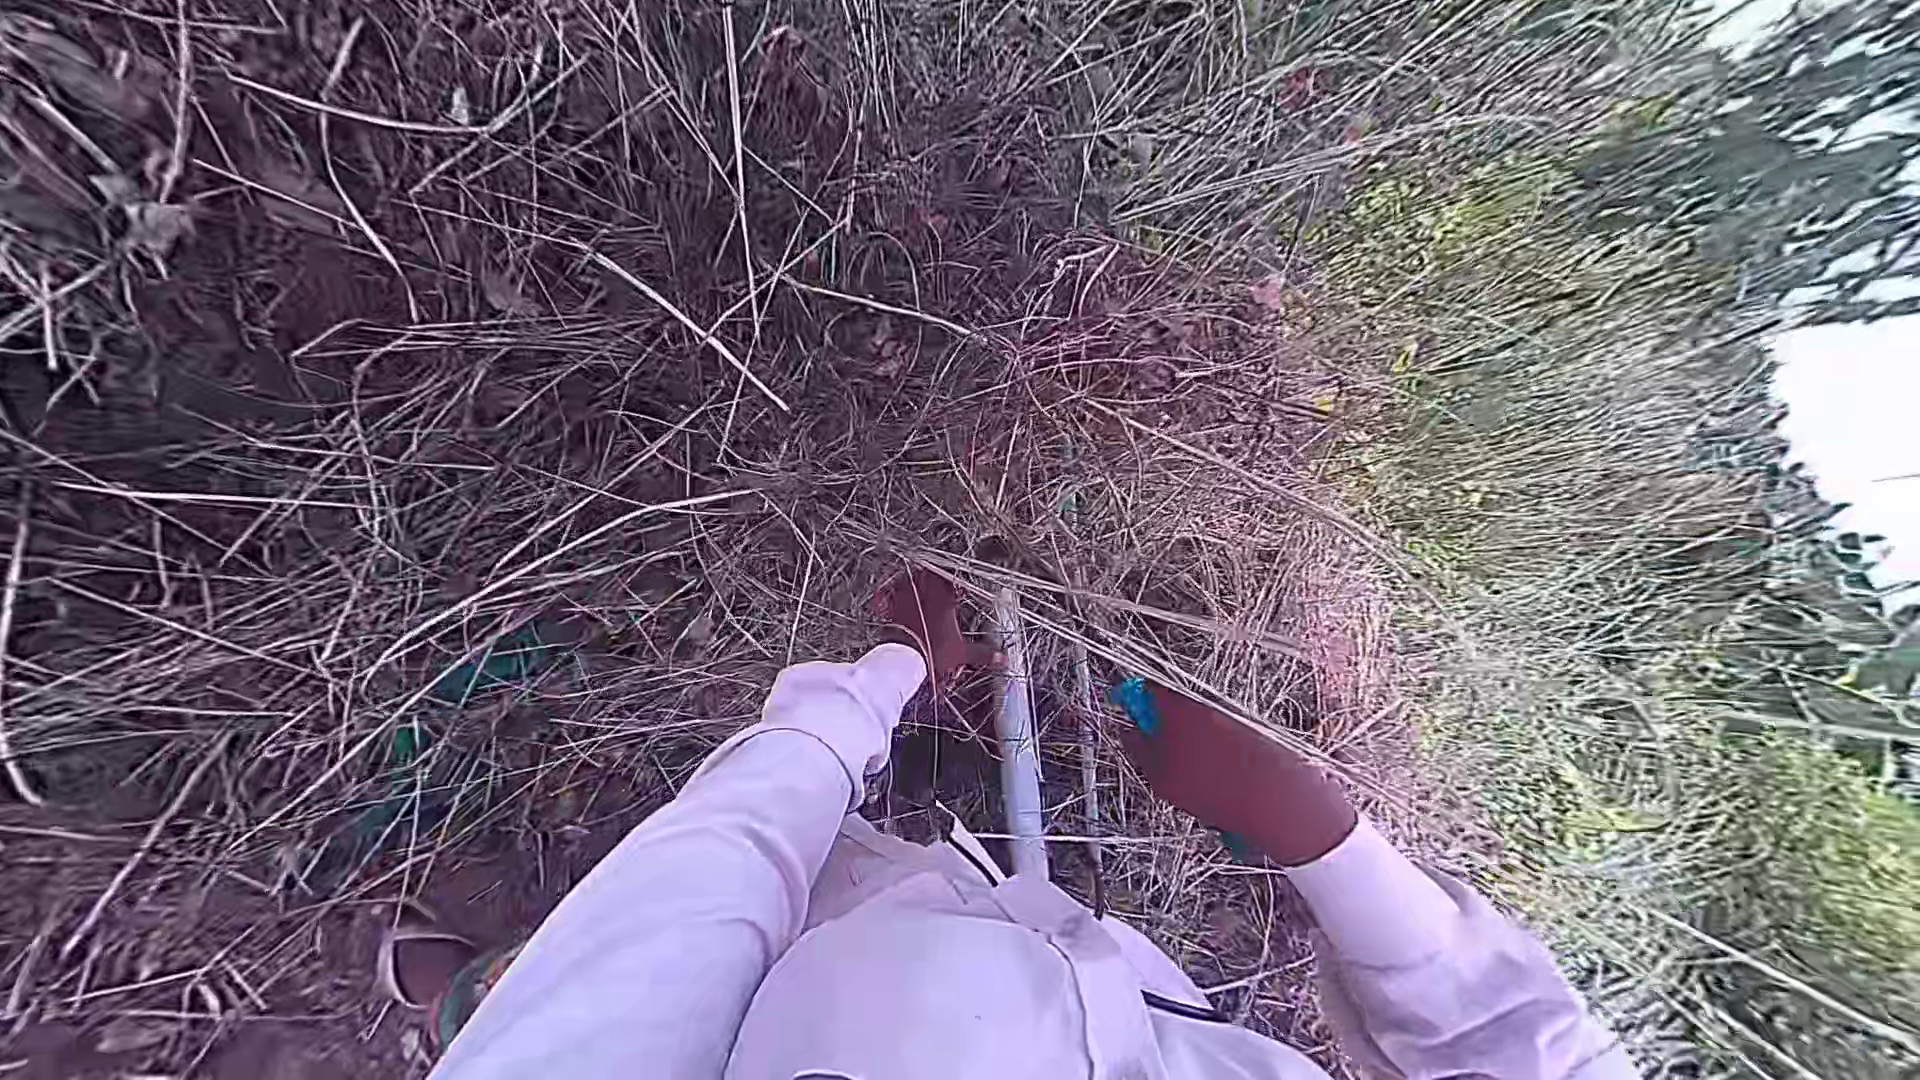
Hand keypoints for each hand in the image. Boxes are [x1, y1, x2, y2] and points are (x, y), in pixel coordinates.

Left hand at [873, 570, 999, 684]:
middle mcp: (925, 598)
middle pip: (928, 575)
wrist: (905, 659)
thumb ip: (982, 654)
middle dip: (932, 572)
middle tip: (933, 569)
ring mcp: (906, 602)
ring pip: (909, 580)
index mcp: (944, 603)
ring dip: (912, 576)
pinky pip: (888, 594)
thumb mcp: (961, 654)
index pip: (951, 582)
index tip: (954, 579)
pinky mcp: (891, 610)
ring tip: (914, 571)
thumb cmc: (932, 653)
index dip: (953, 578)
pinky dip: (889, 590)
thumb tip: (1001, 658)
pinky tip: (887, 589)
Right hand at [1117, 685, 1356, 865]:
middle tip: (1162, 757)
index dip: (1134, 702)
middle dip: (1166, 728)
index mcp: (1177, 704)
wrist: (1278, 800)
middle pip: (1175, 706)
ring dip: (1195, 746)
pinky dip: (1221, 757)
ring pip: (1202, 725)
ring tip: (1197, 780)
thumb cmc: (1214, 785)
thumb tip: (1128, 734)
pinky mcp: (1255, 731)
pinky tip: (1223, 786)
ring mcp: (1233, 714)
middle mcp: (1206, 701)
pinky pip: (1227, 740)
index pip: (1145, 689)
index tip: (1131, 717)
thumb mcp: (1158, 774)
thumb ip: (1137, 747)